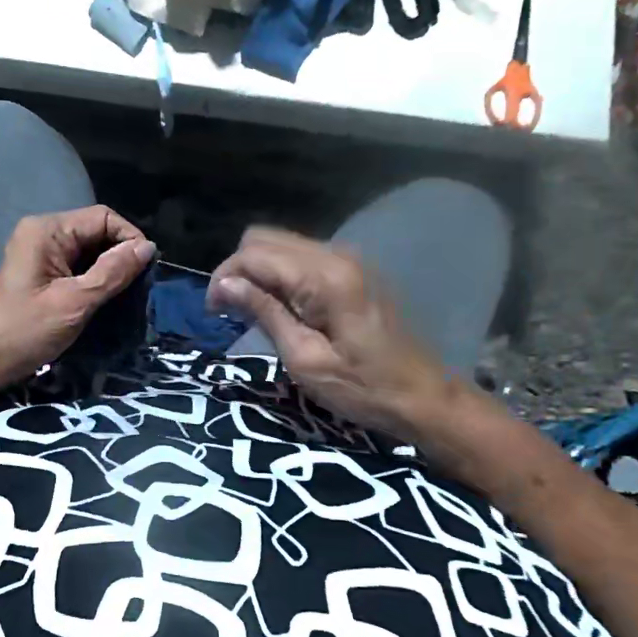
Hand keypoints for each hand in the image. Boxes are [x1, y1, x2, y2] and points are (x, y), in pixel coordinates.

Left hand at [0, 206, 155, 407]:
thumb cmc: (23, 332)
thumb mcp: (74, 302)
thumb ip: (112, 272)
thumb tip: (148, 246)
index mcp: (46, 230)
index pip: (102, 217)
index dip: (129, 238)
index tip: (148, 270)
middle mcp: (42, 234)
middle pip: (95, 232)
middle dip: (120, 256)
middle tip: (139, 287)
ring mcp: (39, 255)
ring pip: (88, 252)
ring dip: (109, 271)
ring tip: (126, 296)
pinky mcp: (39, 276)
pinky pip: (75, 268)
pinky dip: (94, 281)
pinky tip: (105, 301)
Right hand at [207, 227, 469, 440]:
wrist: (424, 398)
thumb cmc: (363, 389)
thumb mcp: (305, 359)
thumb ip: (265, 313)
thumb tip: (224, 284)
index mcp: (324, 278)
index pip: (255, 254)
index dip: (224, 277)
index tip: (213, 312)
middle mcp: (336, 255)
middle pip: (264, 238)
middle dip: (238, 269)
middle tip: (229, 311)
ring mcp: (347, 260)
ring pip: (281, 244)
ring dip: (258, 271)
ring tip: (251, 311)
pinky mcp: (352, 271)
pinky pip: (301, 257)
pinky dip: (279, 274)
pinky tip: (280, 307)